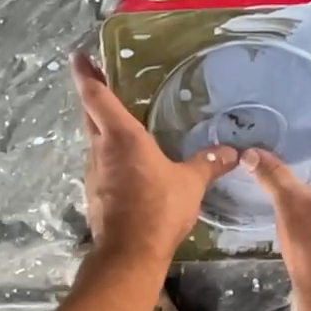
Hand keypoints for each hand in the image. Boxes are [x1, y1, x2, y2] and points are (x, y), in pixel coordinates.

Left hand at [71, 52, 237, 262]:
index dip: (85, 74)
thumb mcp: (190, 183)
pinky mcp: (95, 192)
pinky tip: (124, 161)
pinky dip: (107, 153)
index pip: (96, 96)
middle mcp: (101, 149)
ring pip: (93, 139)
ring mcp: (94, 172)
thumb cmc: (158, 209)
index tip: (78, 56)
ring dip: (99, 125)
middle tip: (96, 77)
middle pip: (89, 113)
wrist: (128, 254)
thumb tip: (233, 152)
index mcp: (121, 137)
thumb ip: (209, 164)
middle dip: (91, 93)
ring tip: (116, 118)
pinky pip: (100, 163)